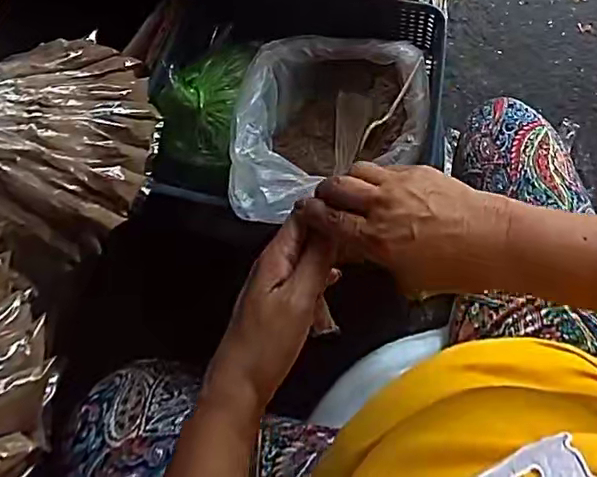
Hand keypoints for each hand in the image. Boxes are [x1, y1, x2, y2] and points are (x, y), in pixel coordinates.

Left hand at [206, 215, 339, 406]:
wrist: (239, 387)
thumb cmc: (267, 344)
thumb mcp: (299, 299)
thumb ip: (316, 261)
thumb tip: (331, 225)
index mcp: (274, 255)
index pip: (301, 216)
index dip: (325, 209)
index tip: (352, 211)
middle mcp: (272, 262)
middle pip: (304, 235)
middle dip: (329, 236)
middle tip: (357, 241)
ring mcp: (272, 281)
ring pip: (305, 258)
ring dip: (325, 262)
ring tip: (349, 264)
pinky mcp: (276, 300)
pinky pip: (301, 279)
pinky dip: (317, 281)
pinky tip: (329, 287)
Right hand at [296, 162, 514, 295]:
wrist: (491, 238)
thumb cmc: (454, 269)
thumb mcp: (409, 278)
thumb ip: (378, 260)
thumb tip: (359, 250)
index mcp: (377, 238)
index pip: (331, 221)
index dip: (313, 214)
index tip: (305, 211)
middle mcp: (382, 205)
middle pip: (338, 187)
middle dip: (325, 191)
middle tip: (323, 197)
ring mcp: (398, 183)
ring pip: (358, 170)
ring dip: (348, 178)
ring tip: (351, 188)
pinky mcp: (416, 169)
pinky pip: (384, 168)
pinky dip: (375, 176)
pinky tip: (382, 186)